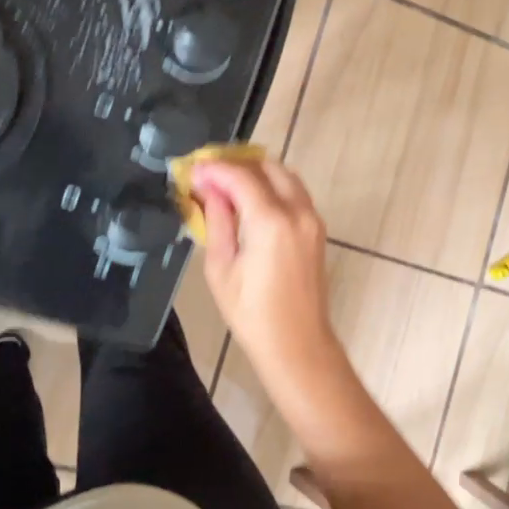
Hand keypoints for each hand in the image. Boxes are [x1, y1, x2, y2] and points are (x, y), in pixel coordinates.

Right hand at [190, 158, 340, 382]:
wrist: (298, 345)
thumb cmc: (251, 314)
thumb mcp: (221, 268)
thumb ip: (217, 221)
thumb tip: (208, 190)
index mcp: (271, 222)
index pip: (239, 176)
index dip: (213, 169)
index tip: (191, 171)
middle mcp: (297, 211)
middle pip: (266, 166)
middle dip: (235, 164)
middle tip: (208, 175)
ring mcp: (312, 219)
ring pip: (284, 175)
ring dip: (255, 172)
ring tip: (225, 186)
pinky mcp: (316, 229)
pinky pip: (293, 192)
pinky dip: (271, 186)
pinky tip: (248, 201)